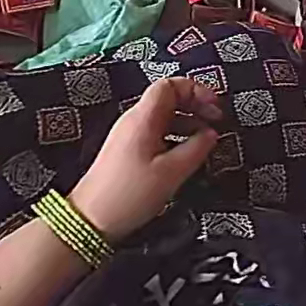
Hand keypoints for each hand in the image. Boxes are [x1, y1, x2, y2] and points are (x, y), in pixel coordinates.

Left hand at [69, 77, 222, 240]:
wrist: (89, 221)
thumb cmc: (129, 195)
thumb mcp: (171, 172)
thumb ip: (196, 149)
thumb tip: (211, 134)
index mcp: (143, 117)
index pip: (170, 85)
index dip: (196, 90)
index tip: (215, 107)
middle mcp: (134, 120)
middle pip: (169, 97)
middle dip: (196, 104)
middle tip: (216, 119)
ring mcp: (130, 135)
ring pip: (164, 115)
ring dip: (188, 121)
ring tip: (206, 137)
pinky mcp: (128, 150)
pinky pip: (158, 131)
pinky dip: (177, 135)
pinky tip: (187, 152)